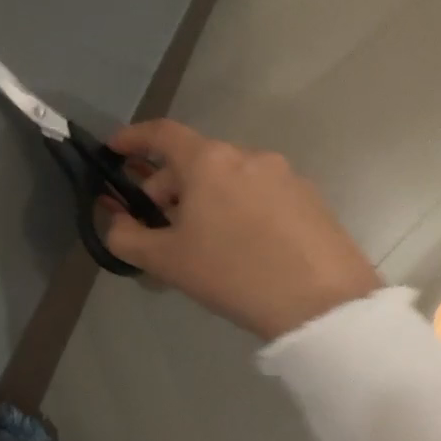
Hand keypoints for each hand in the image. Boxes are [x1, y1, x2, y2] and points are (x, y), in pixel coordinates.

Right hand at [102, 119, 382, 340]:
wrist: (326, 307)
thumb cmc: (233, 272)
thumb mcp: (162, 259)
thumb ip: (123, 234)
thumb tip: (116, 219)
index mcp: (208, 161)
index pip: (161, 133)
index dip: (132, 137)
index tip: (114, 150)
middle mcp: (248, 157)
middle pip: (194, 159)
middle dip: (167, 185)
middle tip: (156, 222)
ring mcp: (286, 177)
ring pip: (227, 177)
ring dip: (202, 197)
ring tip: (198, 239)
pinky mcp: (312, 201)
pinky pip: (257, 193)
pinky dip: (235, 207)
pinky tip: (237, 246)